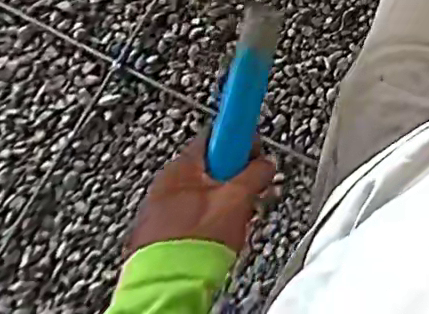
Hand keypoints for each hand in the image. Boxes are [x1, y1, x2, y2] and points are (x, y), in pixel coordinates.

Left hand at [124, 135, 277, 256]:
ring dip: (229, 201)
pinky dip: (214, 220)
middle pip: (215, 166)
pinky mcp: (163, 237)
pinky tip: (225, 233)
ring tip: (241, 218)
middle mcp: (166, 187)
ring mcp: (161, 213)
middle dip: (239, 177)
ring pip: (207, 193)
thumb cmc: (196, 244)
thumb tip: (267, 162)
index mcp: (180, 169)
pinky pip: (197, 216)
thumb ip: (258, 171)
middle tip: (252, 191)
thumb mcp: (239, 197)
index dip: (240, 140)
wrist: (168, 293)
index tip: (254, 146)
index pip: (216, 134)